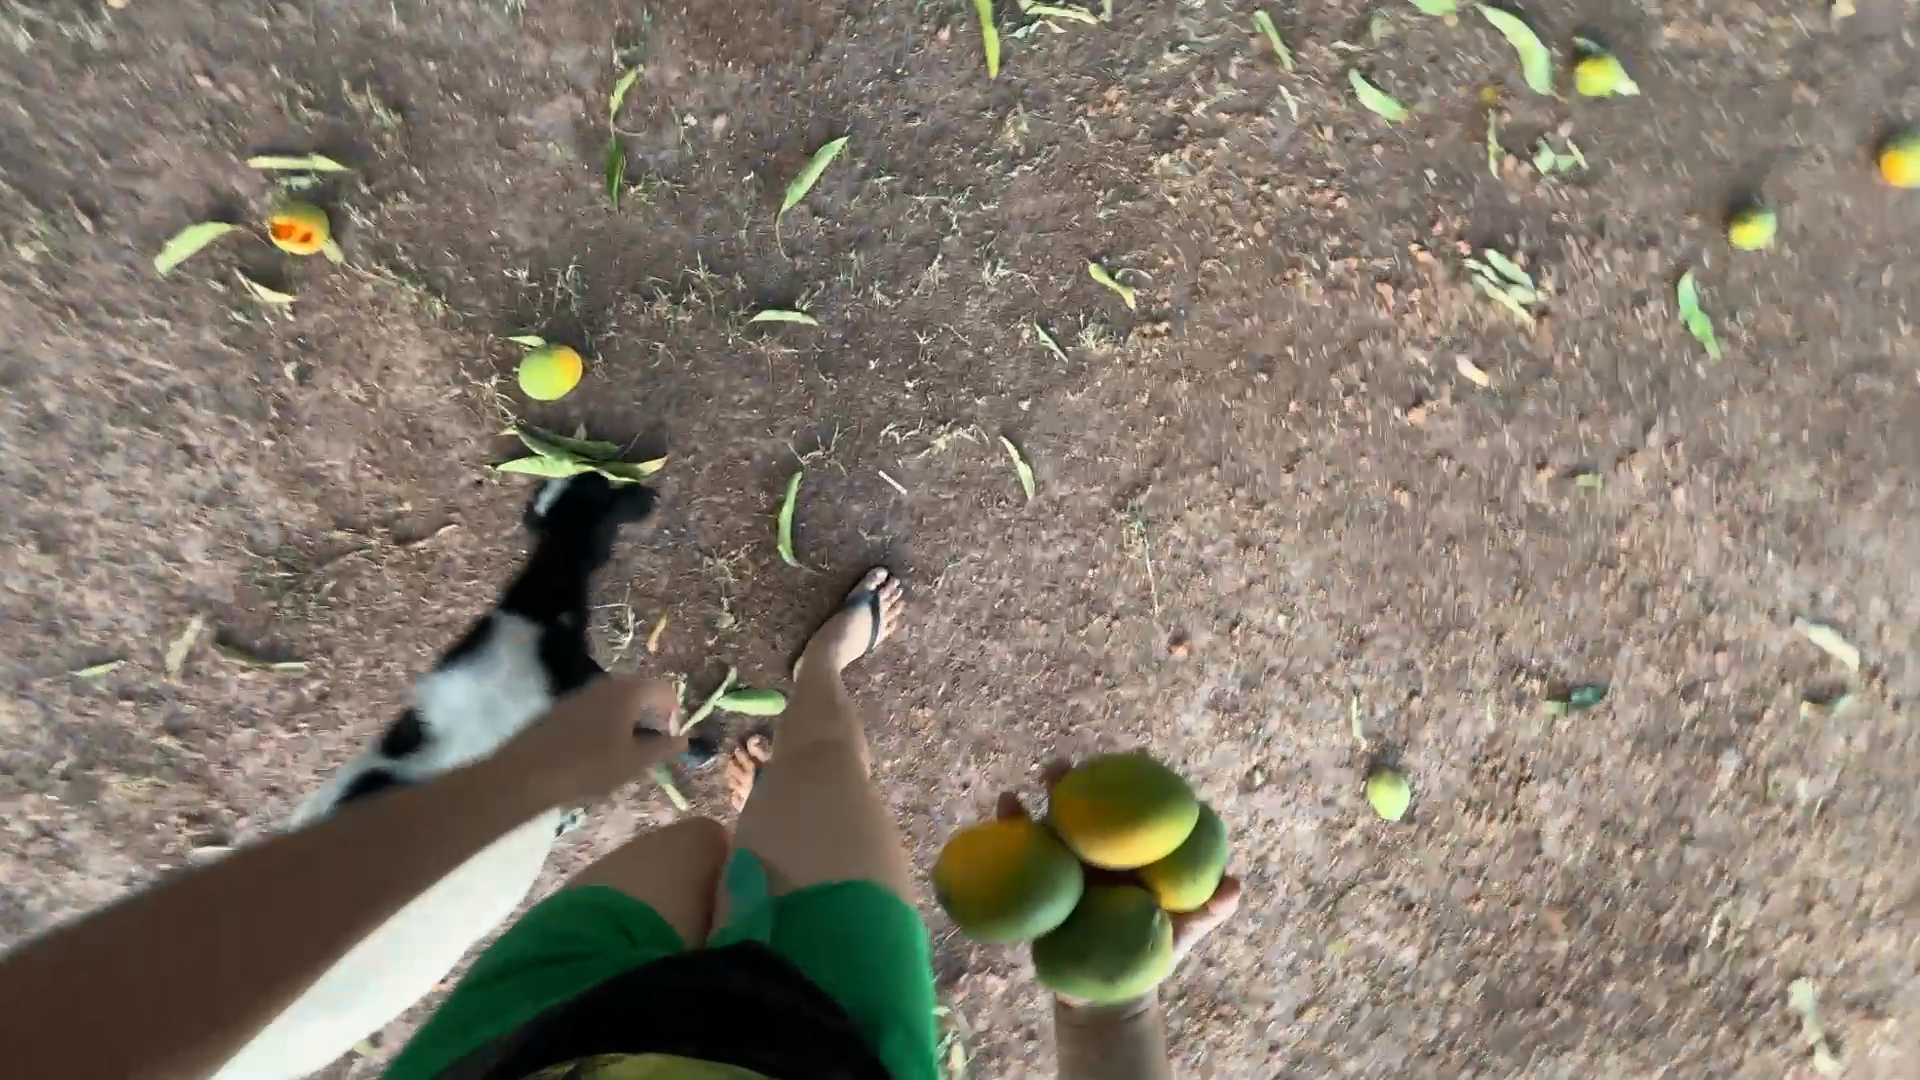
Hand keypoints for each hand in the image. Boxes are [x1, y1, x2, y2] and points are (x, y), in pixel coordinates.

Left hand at [495, 676, 686, 804]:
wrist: (524, 775)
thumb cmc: (589, 766)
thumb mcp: (635, 762)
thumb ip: (664, 747)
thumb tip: (685, 739)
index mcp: (629, 691)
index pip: (665, 690)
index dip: (674, 713)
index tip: (670, 739)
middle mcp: (606, 684)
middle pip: (640, 693)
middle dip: (651, 717)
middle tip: (650, 746)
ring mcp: (580, 694)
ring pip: (616, 702)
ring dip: (627, 721)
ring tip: (624, 752)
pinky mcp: (560, 709)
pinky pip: (595, 710)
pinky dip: (605, 725)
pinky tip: (596, 752)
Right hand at [995, 762, 1241, 1002]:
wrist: (1109, 993)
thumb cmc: (1153, 953)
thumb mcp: (1183, 931)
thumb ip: (1207, 909)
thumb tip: (1236, 885)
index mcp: (1130, 849)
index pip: (1135, 805)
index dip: (1139, 776)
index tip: (1140, 754)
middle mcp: (1099, 845)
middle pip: (1089, 801)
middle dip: (1080, 775)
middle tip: (1075, 762)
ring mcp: (1068, 858)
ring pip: (1055, 815)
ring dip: (1048, 790)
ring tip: (1044, 772)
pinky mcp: (1040, 876)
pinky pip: (1022, 847)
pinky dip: (1011, 821)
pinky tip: (1006, 803)